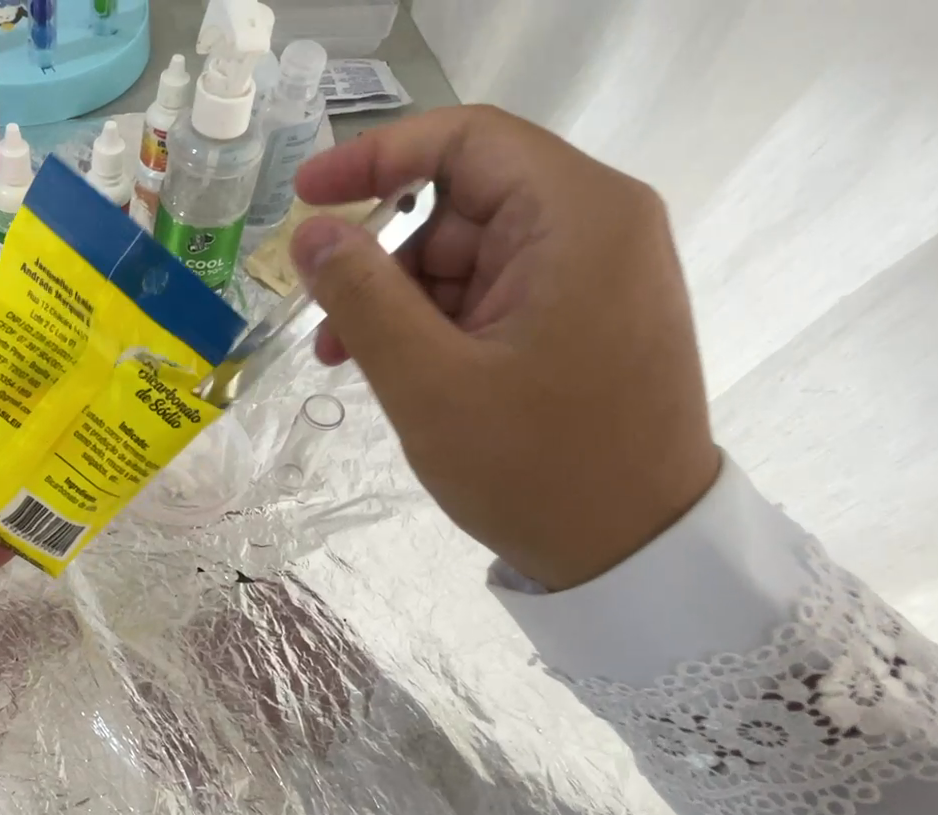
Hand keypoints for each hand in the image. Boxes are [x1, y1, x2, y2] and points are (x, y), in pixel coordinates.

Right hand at [291, 106, 720, 589]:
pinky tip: (402, 371)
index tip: (304, 197)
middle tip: (325, 324)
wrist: (634, 552)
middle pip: (461, 203)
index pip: (465, 140)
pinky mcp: (582, 318)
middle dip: (382, 256)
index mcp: (576, 217)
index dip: (374, 157)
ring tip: (351, 363)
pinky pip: (490, 295)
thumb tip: (310, 233)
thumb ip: (362, 297)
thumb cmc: (534, 467)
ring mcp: (593, 275)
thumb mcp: (428, 383)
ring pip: (468, 255)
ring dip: (400, 300)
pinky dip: (436, 324)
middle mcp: (595, 227)